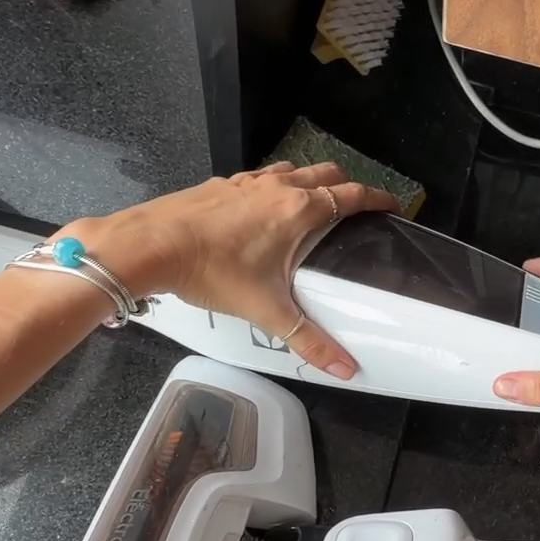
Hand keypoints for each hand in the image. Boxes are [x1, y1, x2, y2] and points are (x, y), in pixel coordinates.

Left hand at [65, 162, 397, 378]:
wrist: (147, 245)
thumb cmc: (212, 272)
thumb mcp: (267, 311)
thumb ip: (309, 340)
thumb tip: (346, 370)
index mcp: (299, 211)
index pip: (352, 195)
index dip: (378, 198)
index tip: (392, 205)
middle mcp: (278, 188)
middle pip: (327, 173)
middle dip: (348, 186)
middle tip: (357, 208)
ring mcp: (247, 182)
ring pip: (293, 169)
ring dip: (312, 180)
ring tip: (316, 204)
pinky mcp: (220, 185)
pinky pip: (261, 176)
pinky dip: (276, 185)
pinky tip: (264, 208)